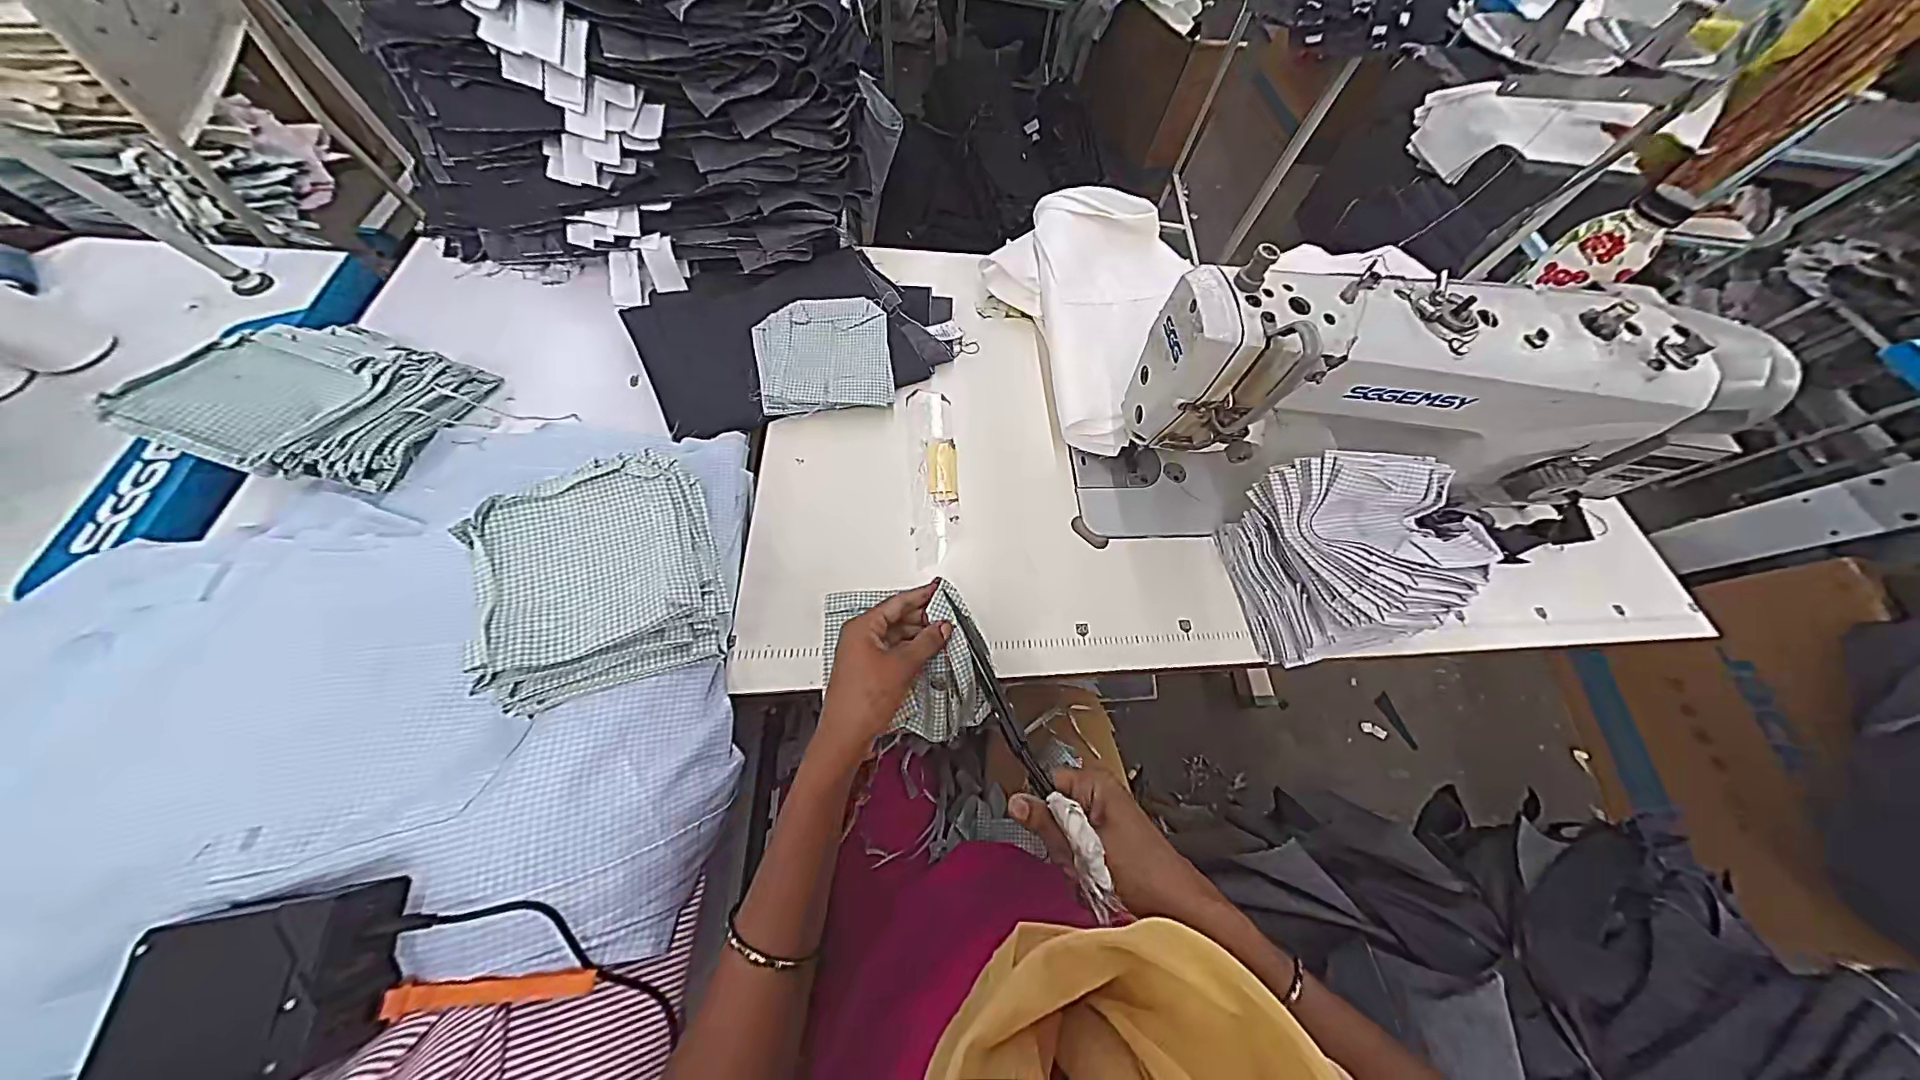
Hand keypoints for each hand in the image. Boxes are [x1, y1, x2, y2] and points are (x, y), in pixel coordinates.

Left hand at [816, 581, 951, 767]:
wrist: (847, 734)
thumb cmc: (861, 702)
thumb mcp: (902, 665)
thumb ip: (926, 642)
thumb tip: (940, 628)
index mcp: (862, 627)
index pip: (896, 603)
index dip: (920, 596)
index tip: (936, 591)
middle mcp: (859, 637)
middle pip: (895, 618)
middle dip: (921, 618)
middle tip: (943, 616)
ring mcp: (862, 654)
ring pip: (895, 635)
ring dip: (917, 635)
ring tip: (939, 635)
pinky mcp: (867, 670)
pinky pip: (892, 651)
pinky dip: (909, 650)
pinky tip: (924, 653)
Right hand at [1010, 766, 1230, 925]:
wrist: (1179, 910)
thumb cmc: (1144, 873)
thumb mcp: (1084, 846)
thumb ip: (1047, 822)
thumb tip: (1017, 801)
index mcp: (1097, 784)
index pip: (1048, 782)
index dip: (1042, 808)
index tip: (1048, 831)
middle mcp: (1102, 798)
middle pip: (1055, 813)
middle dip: (1059, 843)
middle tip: (1077, 859)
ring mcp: (1107, 823)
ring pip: (1066, 839)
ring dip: (1072, 862)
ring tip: (1093, 875)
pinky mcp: (1112, 847)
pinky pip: (1081, 855)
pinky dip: (1085, 872)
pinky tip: (1100, 884)